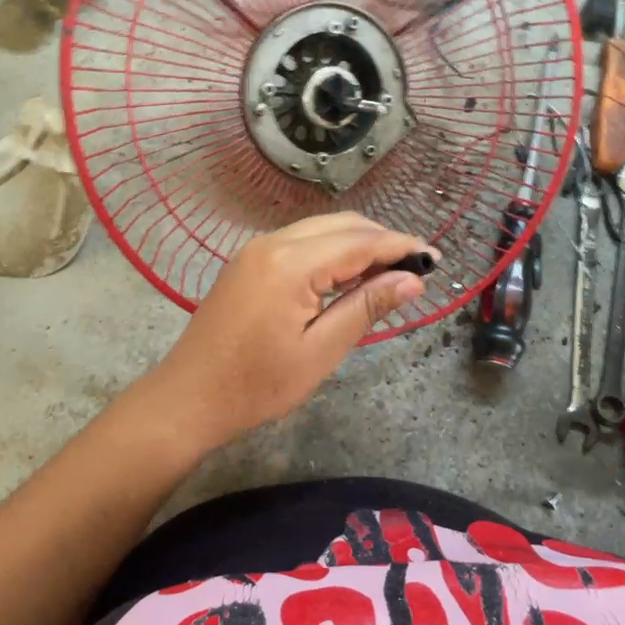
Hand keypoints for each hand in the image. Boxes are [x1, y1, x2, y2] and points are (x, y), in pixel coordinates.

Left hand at [141, 213, 433, 447]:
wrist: (189, 399)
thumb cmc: (257, 385)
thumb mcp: (320, 351)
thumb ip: (366, 307)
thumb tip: (412, 279)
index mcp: (291, 264)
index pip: (360, 241)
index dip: (401, 246)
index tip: (435, 258)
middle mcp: (271, 243)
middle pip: (341, 225)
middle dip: (382, 240)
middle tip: (415, 269)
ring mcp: (254, 251)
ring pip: (319, 230)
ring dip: (356, 245)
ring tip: (388, 275)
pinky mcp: (245, 264)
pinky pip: (298, 243)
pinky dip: (329, 252)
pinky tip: (346, 278)